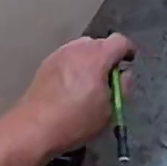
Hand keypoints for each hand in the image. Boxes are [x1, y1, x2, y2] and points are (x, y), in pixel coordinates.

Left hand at [5, 33, 135, 159]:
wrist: (36, 125)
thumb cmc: (76, 120)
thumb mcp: (109, 109)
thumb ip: (121, 87)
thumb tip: (123, 74)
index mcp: (96, 57)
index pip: (120, 41)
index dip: (128, 50)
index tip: (130, 62)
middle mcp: (77, 48)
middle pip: (99, 43)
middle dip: (108, 56)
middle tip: (110, 78)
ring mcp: (60, 52)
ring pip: (82, 48)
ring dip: (90, 60)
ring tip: (90, 83)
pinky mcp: (47, 61)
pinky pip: (68, 56)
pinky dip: (75, 65)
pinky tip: (72, 85)